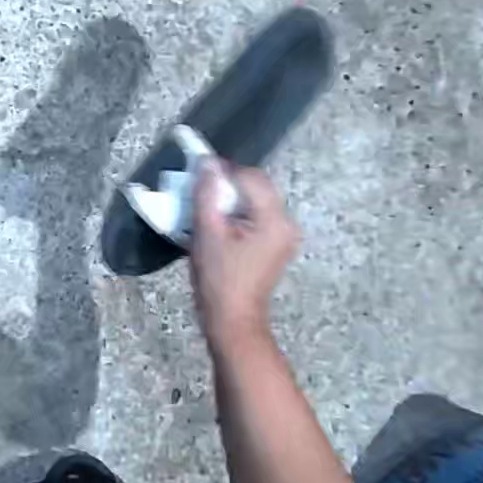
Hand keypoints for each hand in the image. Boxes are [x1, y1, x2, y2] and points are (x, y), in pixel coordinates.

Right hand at [190, 159, 299, 346]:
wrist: (231, 319)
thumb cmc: (218, 278)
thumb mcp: (206, 233)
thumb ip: (207, 194)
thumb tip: (207, 162)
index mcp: (275, 219)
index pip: (251, 177)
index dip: (223, 172)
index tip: (196, 177)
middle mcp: (286, 223)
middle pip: (255, 188)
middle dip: (226, 187)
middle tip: (197, 195)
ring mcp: (283, 236)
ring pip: (253, 201)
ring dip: (228, 201)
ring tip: (204, 212)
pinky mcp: (274, 246)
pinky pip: (254, 217)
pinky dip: (234, 215)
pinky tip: (216, 227)